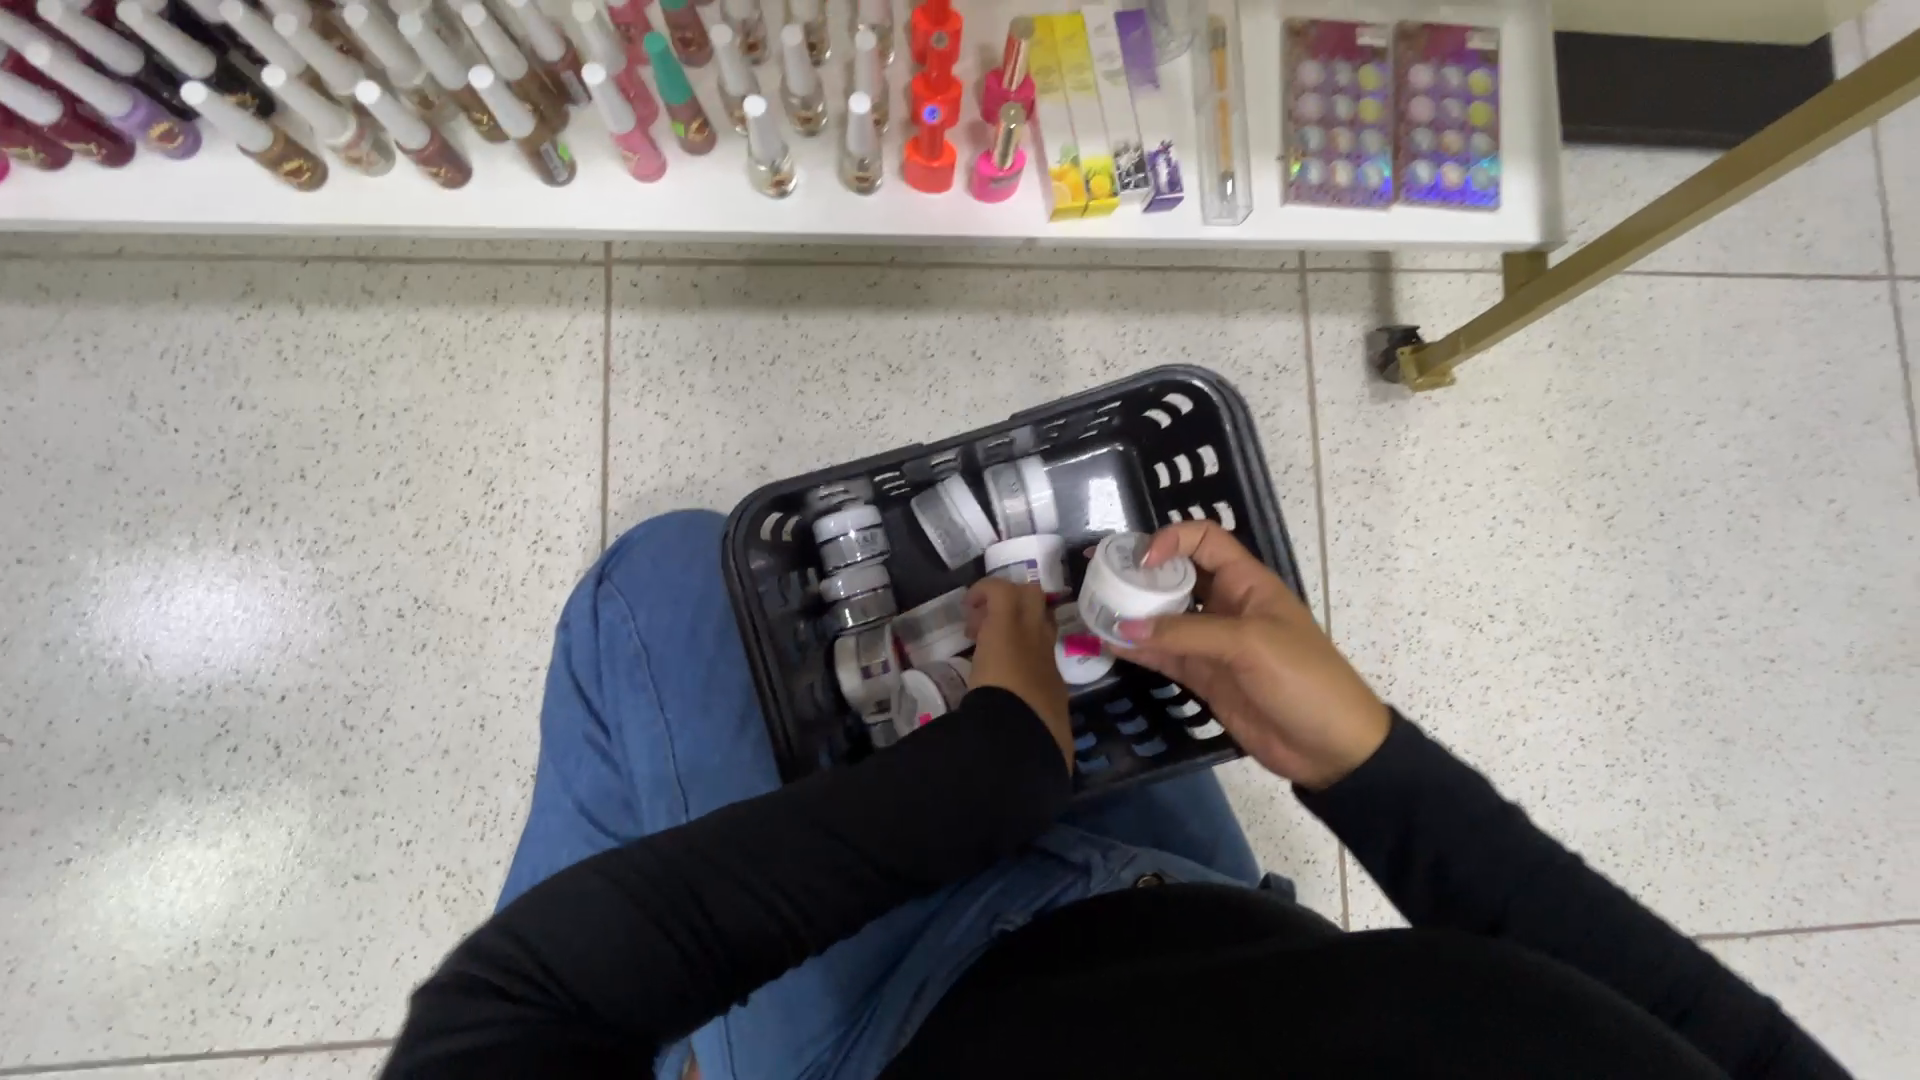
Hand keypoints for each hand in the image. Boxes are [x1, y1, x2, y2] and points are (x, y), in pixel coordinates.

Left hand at [964, 578, 1071, 770]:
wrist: (1020, 742)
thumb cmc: (1032, 748)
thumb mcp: (1042, 747)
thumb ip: (1042, 748)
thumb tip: (1043, 774)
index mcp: (1052, 685)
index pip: (1046, 653)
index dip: (1028, 645)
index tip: (1007, 655)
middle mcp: (1045, 655)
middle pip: (1044, 616)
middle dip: (1022, 613)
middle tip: (993, 627)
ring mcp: (1029, 635)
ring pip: (1028, 597)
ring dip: (1003, 603)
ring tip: (977, 621)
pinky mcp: (1005, 625)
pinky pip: (999, 591)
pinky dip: (984, 591)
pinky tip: (969, 603)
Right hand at [1115, 522, 1390, 790]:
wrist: (1332, 748)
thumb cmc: (1304, 679)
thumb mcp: (1249, 644)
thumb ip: (1186, 632)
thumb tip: (1125, 626)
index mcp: (1246, 582)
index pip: (1204, 540)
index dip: (1172, 540)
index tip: (1142, 560)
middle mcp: (1225, 605)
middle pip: (1175, 577)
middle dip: (1140, 576)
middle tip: (1100, 579)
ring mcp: (1211, 642)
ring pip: (1163, 617)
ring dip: (1132, 614)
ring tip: (1095, 612)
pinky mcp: (1202, 676)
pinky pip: (1162, 655)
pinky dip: (1137, 649)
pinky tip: (1111, 645)